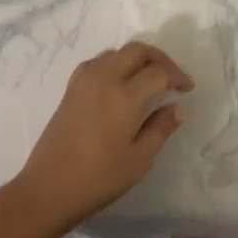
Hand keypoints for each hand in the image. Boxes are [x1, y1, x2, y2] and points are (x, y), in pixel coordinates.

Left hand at [12, 42, 194, 232]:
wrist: (49, 187)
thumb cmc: (99, 178)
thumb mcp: (139, 159)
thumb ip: (161, 128)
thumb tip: (180, 107)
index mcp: (126, 95)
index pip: (158, 71)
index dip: (177, 76)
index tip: (188, 89)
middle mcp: (105, 78)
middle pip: (137, 50)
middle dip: (159, 58)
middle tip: (171, 78)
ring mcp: (85, 80)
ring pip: (116, 52)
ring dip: (136, 58)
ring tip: (148, 79)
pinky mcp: (71, 88)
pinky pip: (97, 62)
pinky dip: (114, 63)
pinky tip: (118, 83)